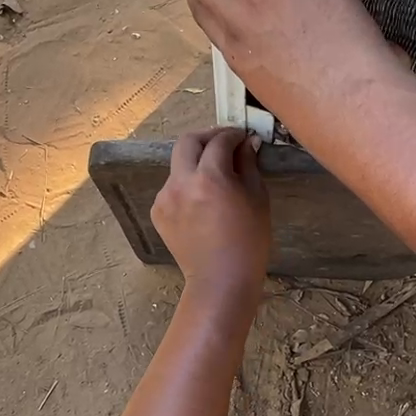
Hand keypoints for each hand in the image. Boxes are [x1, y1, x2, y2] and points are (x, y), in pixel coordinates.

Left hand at [152, 127, 270, 306]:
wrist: (221, 280)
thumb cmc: (249, 242)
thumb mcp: (257, 199)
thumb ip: (249, 165)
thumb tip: (247, 143)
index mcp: (209, 178)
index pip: (219, 141)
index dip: (233, 135)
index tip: (243, 138)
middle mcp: (181, 183)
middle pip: (188, 142)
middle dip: (207, 137)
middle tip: (224, 144)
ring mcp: (165, 198)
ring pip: (178, 165)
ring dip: (196, 163)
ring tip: (215, 177)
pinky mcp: (158, 212)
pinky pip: (172, 188)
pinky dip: (187, 185)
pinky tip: (202, 202)